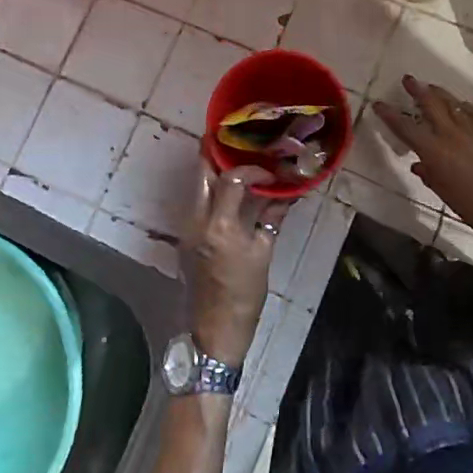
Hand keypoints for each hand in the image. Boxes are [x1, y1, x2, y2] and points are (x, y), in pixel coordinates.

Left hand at [184, 166, 288, 367]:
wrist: (216, 328)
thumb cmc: (246, 293)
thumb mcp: (264, 252)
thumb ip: (272, 216)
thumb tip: (287, 192)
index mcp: (220, 226)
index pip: (232, 179)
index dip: (252, 169)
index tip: (269, 173)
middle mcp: (197, 221)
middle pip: (201, 173)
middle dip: (218, 155)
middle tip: (239, 145)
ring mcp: (187, 228)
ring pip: (197, 186)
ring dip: (215, 172)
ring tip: (239, 164)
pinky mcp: (186, 237)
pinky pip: (198, 203)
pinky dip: (214, 192)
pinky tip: (233, 194)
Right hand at [372, 75, 472, 256]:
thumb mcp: (444, 192)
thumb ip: (429, 174)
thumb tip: (418, 164)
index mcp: (435, 152)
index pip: (406, 128)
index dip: (390, 115)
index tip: (379, 103)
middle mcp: (451, 135)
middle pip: (431, 104)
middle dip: (418, 90)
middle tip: (408, 79)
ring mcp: (472, 130)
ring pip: (452, 103)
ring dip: (439, 92)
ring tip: (430, 86)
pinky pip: (472, 112)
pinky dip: (461, 105)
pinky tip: (459, 103)